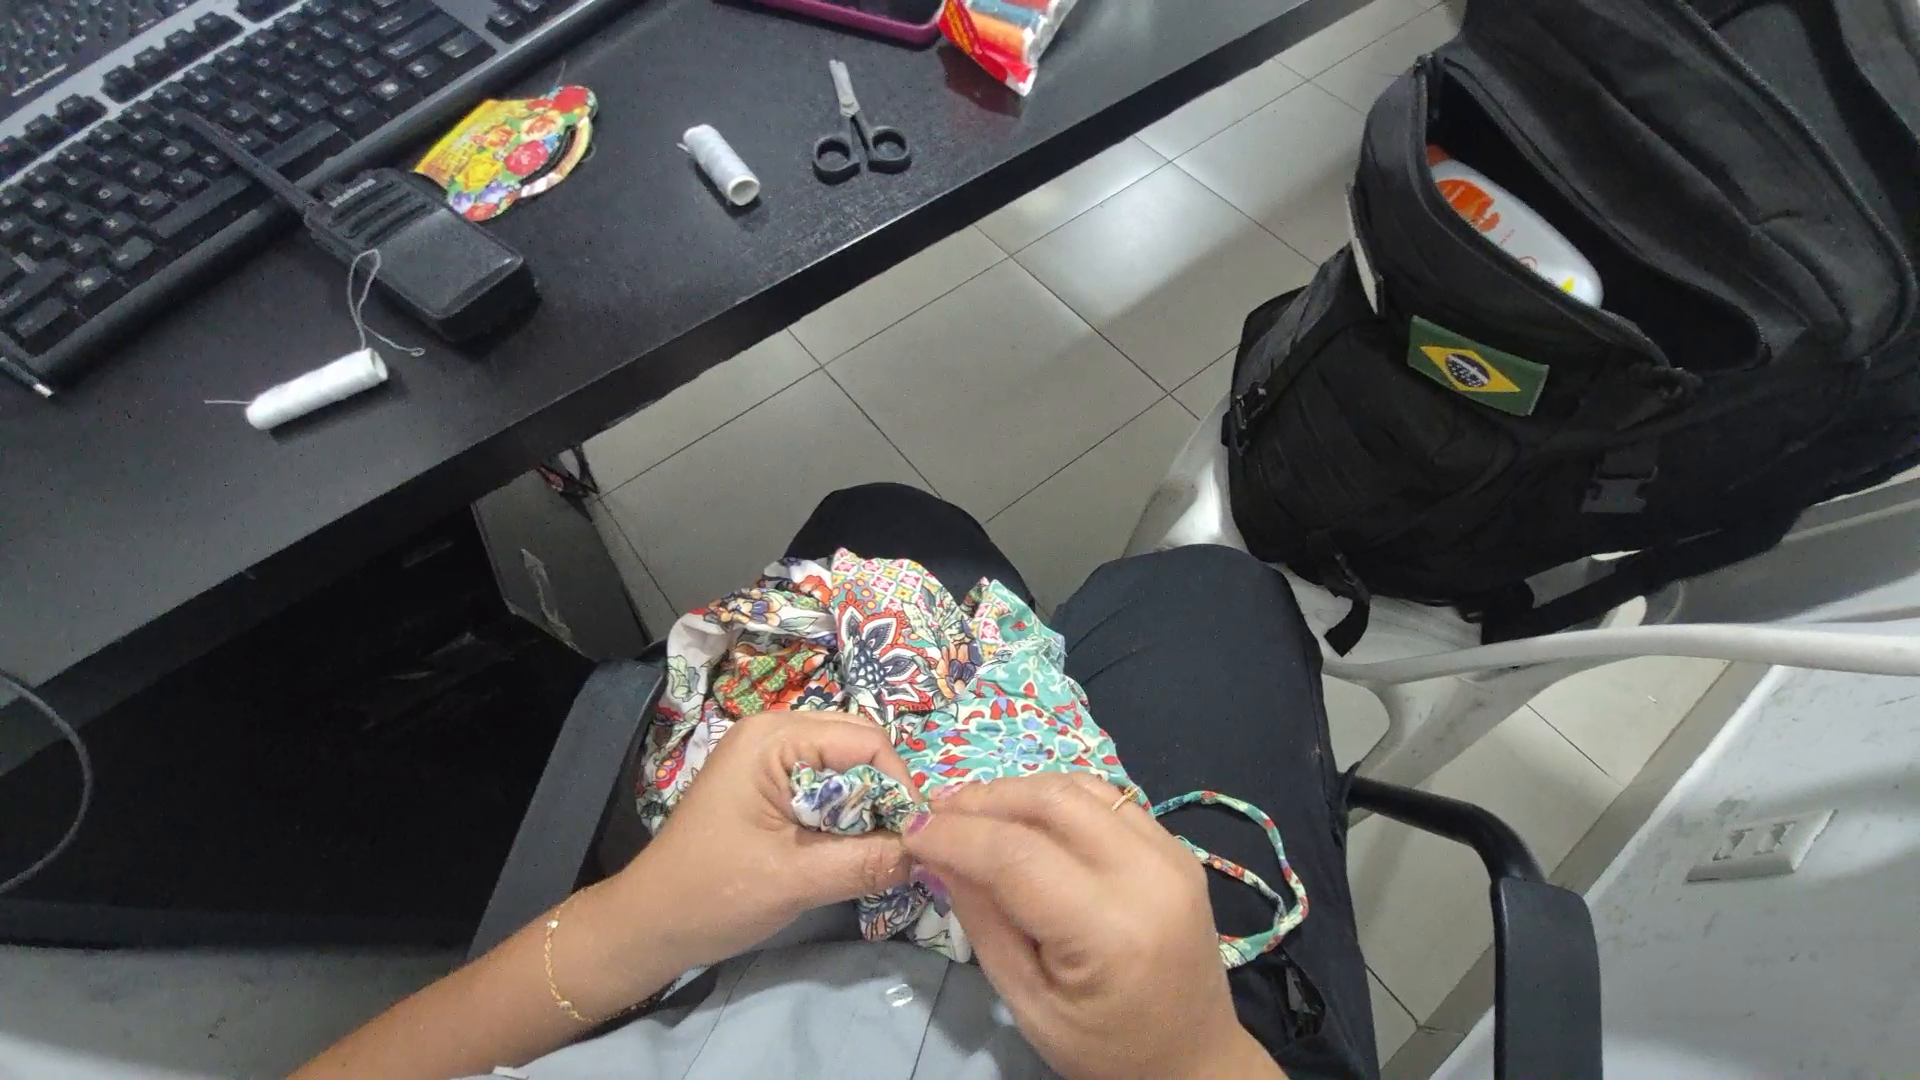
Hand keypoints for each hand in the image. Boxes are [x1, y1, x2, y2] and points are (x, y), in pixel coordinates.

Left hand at [612, 710, 920, 970]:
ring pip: (845, 759)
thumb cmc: (713, 895)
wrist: (645, 926)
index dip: (898, 785)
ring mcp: (768, 750)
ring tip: (874, 843)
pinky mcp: (767, 775)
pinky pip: (826, 775)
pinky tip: (846, 839)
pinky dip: (845, 804)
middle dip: (884, 790)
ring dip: (867, 799)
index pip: (866, 741)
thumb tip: (928, 852)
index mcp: (774, 737)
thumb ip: (866, 861)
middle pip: (858, 741)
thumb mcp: (795, 880)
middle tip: (898, 840)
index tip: (912, 837)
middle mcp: (774, 728)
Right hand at [903, 774, 1282, 1079]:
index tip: (913, 830)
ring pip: (1076, 787)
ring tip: (972, 809)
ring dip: (1016, 789)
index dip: (957, 835)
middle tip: (937, 811)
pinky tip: (1025, 814)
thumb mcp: (1029, 1005)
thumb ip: (983, 922)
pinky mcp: (1174, 843)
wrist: (1197, 1060)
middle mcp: (1148, 874)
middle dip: (983, 799)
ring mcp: (1169, 851)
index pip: (1018, 856)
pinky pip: (1103, 796)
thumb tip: (938, 852)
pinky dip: (1054, 796)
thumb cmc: (1106, 1049)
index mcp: (1112, 931)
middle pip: (1049, 802)